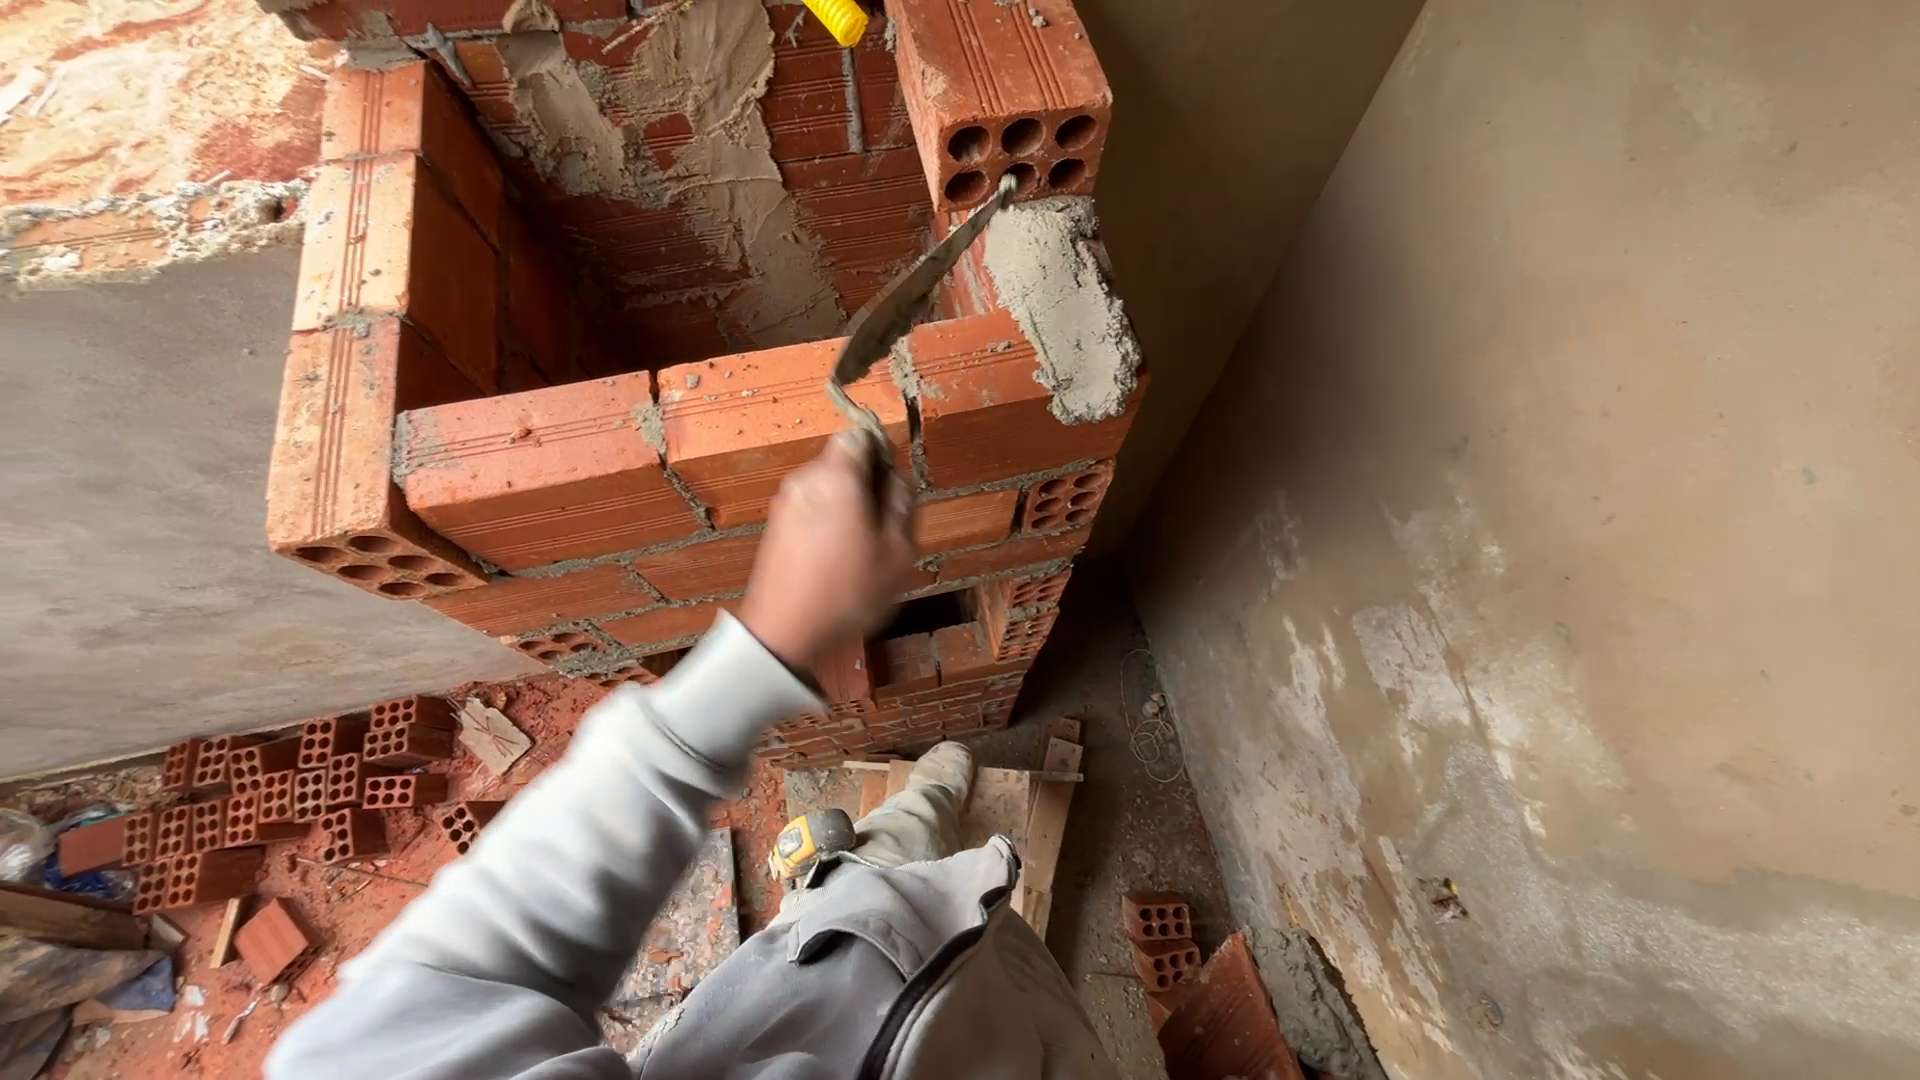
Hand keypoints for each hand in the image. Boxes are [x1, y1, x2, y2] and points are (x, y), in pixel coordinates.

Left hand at [737, 432, 915, 669]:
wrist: (784, 630)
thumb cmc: (848, 590)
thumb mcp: (898, 551)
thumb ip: (902, 504)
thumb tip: (897, 479)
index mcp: (837, 477)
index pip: (860, 435)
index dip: (882, 453)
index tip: (893, 486)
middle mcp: (806, 480)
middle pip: (844, 462)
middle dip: (867, 485)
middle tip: (885, 526)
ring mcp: (787, 503)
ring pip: (829, 487)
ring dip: (849, 506)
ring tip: (863, 549)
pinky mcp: (777, 525)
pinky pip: (813, 509)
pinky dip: (829, 522)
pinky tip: (838, 559)